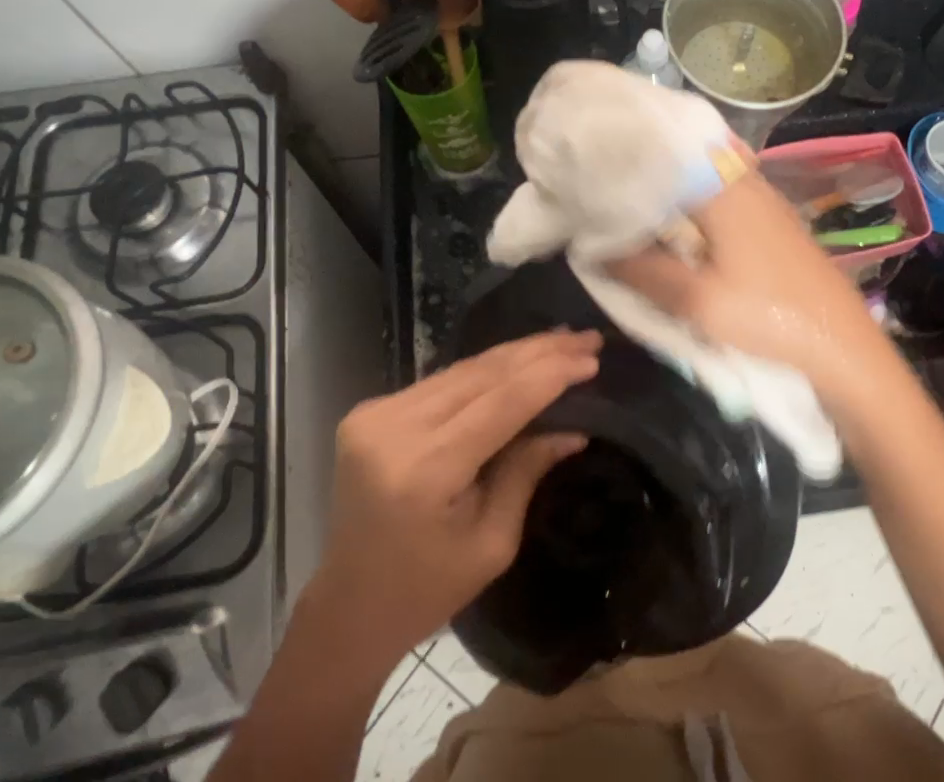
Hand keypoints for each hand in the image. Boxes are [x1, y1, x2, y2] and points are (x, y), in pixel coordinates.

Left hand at [308, 329, 601, 660]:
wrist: (350, 605)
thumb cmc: (429, 589)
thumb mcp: (493, 541)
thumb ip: (526, 472)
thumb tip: (573, 427)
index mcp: (424, 470)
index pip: (500, 404)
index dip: (549, 376)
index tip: (593, 357)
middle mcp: (391, 430)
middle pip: (479, 375)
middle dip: (538, 353)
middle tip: (588, 337)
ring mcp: (374, 416)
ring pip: (459, 371)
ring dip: (513, 355)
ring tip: (561, 341)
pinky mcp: (368, 414)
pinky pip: (439, 383)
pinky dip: (482, 372)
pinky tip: (517, 361)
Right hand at [607, 170, 900, 408]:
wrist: (842, 346)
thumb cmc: (768, 317)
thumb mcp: (696, 301)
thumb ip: (643, 271)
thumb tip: (596, 248)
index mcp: (724, 191)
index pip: (665, 152)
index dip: (627, 157)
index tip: (593, 167)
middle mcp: (747, 184)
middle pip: (688, 161)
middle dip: (648, 170)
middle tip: (606, 184)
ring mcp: (767, 203)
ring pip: (708, 180)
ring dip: (674, 188)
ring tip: (634, 203)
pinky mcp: (777, 226)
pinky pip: (726, 200)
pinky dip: (698, 205)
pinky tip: (680, 226)